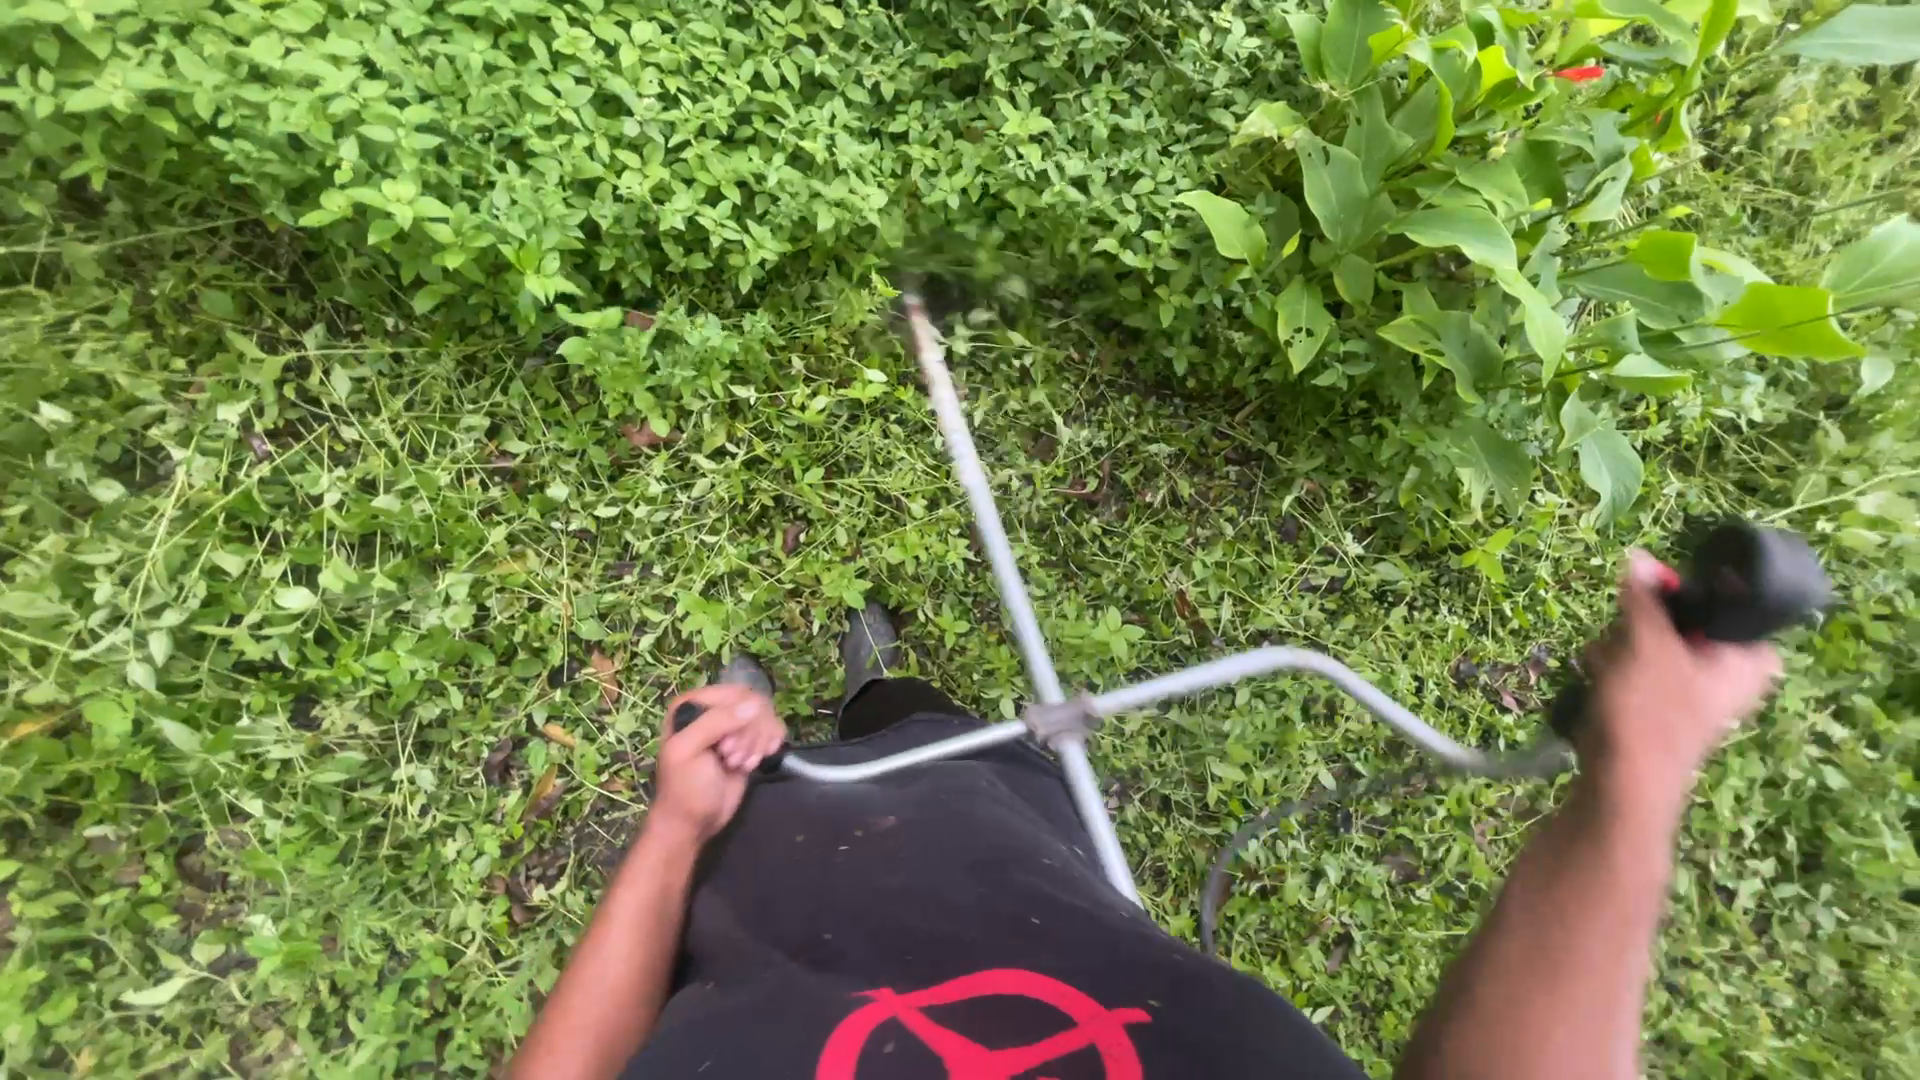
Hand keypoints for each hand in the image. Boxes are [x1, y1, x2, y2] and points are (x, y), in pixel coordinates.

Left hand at [648, 684, 785, 845]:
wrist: (694, 822)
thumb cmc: (685, 787)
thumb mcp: (688, 751)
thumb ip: (716, 722)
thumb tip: (756, 705)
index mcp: (693, 704)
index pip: (735, 693)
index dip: (739, 718)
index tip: (727, 747)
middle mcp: (715, 708)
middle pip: (754, 703)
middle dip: (750, 733)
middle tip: (731, 758)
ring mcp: (734, 725)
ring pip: (765, 716)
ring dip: (757, 743)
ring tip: (739, 764)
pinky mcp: (750, 740)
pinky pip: (773, 728)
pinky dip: (769, 744)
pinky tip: (755, 762)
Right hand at [1581, 550, 1781, 815]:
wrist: (1623, 775)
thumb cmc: (1650, 712)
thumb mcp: (1646, 647)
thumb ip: (1644, 601)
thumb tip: (1637, 557)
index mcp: (1749, 657)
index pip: (1719, 604)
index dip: (1679, 598)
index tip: (1647, 602)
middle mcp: (1728, 669)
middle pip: (1676, 619)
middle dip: (1636, 627)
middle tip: (1625, 643)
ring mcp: (1691, 685)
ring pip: (1647, 640)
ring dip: (1617, 645)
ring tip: (1607, 665)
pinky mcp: (1658, 698)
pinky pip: (1633, 662)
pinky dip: (1613, 664)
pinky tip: (1601, 676)